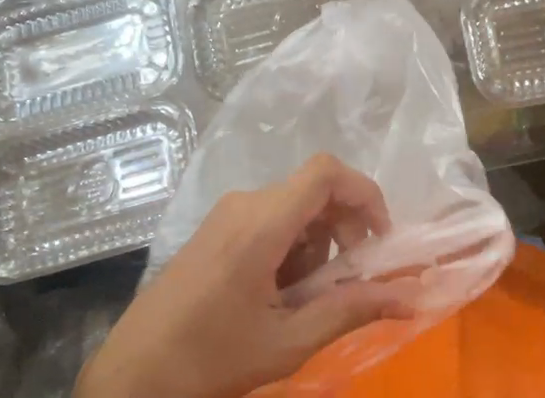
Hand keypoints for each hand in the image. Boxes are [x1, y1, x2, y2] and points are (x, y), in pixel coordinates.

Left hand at [75, 154, 416, 397]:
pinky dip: (290, 246)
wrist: (135, 373)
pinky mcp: (215, 227)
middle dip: (343, 230)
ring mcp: (226, 213)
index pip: (326, 172)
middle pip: (313, 191)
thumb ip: (350, 311)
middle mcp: (244, 203)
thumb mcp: (288, 341)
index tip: (379, 242)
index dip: (364, 194)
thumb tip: (409, 297)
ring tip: (304, 299)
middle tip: (347, 284)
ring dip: (316, 244)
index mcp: (261, 222)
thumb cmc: (212, 358)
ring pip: (293, 206)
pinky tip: (279, 293)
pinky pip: (268, 218)